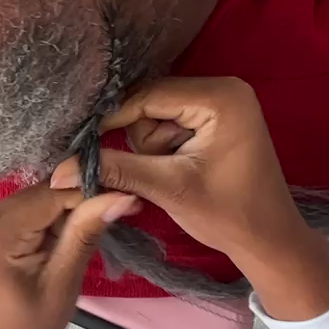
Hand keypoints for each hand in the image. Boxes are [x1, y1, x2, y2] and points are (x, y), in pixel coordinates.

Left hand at [0, 182, 138, 328]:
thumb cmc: (31, 327)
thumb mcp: (64, 281)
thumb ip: (85, 233)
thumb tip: (121, 196)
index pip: (50, 195)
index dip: (88, 194)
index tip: (123, 201)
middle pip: (40, 193)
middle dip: (75, 203)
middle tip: (108, 218)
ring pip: (33, 198)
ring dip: (61, 211)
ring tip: (84, 232)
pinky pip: (22, 209)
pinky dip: (45, 218)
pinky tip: (59, 237)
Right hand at [50, 77, 328, 319]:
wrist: (268, 240)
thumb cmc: (228, 214)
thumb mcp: (167, 189)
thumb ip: (114, 170)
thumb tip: (60, 171)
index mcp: (220, 97)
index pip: (146, 96)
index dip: (111, 121)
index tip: (81, 148)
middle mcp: (222, 88)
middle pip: (148, 102)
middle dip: (139, 139)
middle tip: (155, 173)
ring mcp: (219, 102)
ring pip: (153, 115)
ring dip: (149, 147)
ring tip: (172, 176)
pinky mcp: (214, 118)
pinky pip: (167, 124)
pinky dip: (159, 149)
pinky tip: (174, 171)